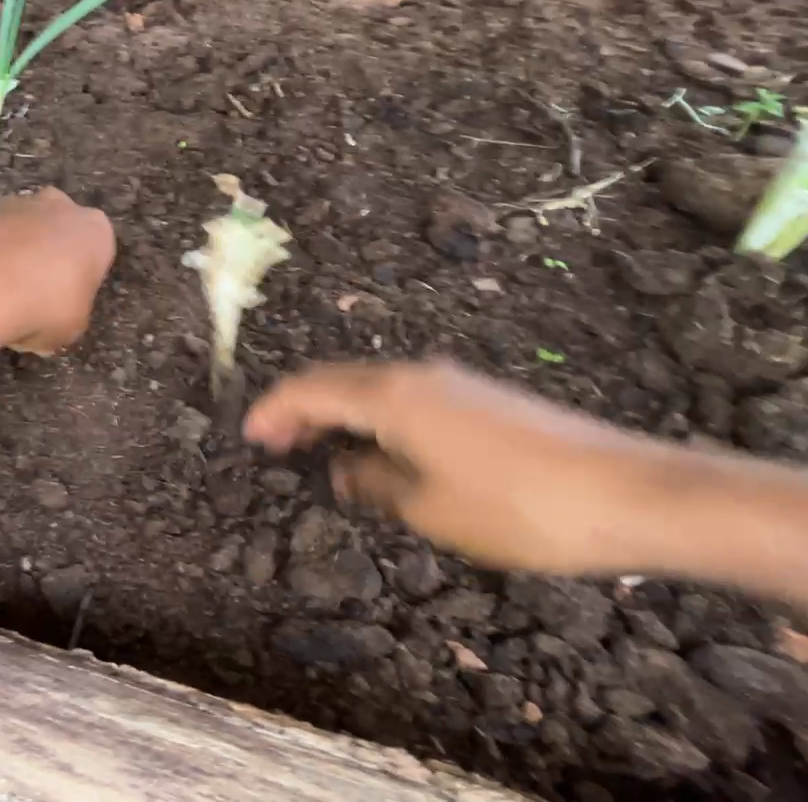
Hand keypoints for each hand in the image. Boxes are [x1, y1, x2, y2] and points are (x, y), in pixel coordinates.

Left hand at [0, 187, 114, 354]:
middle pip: (54, 231)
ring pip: (16, 230)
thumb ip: (67, 316)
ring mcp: (13, 203)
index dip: (76, 280)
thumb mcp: (69, 329)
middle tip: (27, 295)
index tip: (61, 304)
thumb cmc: (44, 307)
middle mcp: (57, 207)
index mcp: (94, 231)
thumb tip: (48, 324)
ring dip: (9, 254)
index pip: (93, 253)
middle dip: (43, 256)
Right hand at [244, 361, 679, 575]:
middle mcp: (413, 375)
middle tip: (273, 444)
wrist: (640, 495)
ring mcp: (451, 381)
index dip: (270, 411)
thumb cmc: (516, 506)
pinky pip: (401, 394)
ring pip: (368, 385)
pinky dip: (369, 414)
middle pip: (333, 380)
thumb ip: (371, 484)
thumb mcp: (427, 509)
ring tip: (317, 447)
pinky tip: (377, 446)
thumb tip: (346, 469)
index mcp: (388, 396)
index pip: (306, 391)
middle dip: (296, 409)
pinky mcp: (480, 396)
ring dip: (334, 411)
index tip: (246, 438)